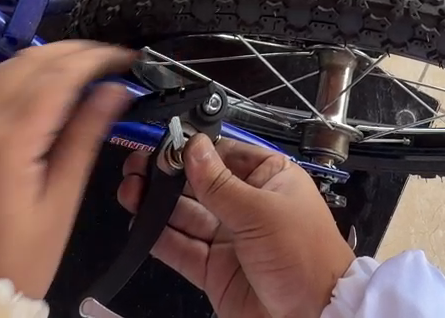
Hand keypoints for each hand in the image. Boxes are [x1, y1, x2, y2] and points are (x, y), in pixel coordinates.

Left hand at [0, 41, 136, 298]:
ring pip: (4, 68)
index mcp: (7, 143)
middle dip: (75, 51)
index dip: (98, 58)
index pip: (59, 75)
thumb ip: (85, 136)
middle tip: (110, 59)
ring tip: (84, 66)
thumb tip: (115, 91)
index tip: (127, 59)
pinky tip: (45, 84)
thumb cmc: (14, 261)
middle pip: (30, 61)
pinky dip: (21, 75)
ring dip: (47, 57)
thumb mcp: (60, 202)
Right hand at [118, 135, 354, 317]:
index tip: (162, 143)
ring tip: (129, 190)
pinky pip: (183, 250)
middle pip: (201, 184)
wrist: (314, 317)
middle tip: (136, 166)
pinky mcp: (215, 271)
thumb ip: (220, 184)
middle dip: (168, 175)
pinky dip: (160, 238)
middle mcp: (247, 203)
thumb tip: (194, 146)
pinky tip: (139, 225)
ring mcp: (230, 237)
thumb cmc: (303, 253)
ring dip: (158, 204)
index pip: (224, 154)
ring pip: (187, 215)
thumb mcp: (261, 211)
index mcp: (269, 177)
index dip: (194, 149)